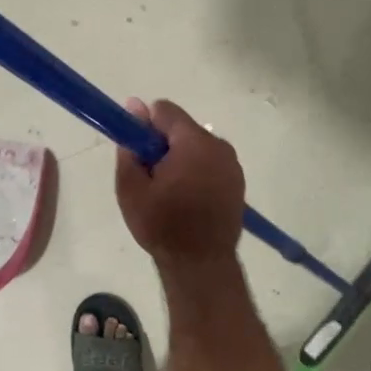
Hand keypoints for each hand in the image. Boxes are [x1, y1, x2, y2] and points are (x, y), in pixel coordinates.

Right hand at [114, 98, 246, 266]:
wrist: (202, 264)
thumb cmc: (163, 227)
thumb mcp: (132, 188)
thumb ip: (131, 144)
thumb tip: (134, 106)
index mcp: (194, 142)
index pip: (165, 111)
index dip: (147, 127)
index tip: (139, 152)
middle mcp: (219, 147)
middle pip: (184, 130)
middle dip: (165, 146)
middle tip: (153, 180)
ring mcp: (233, 166)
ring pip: (199, 149)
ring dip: (183, 161)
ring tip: (171, 195)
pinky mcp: (239, 184)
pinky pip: (212, 167)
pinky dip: (198, 175)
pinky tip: (190, 202)